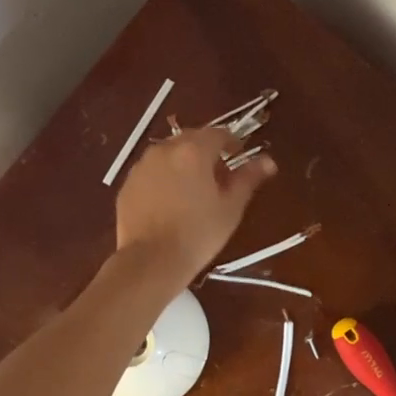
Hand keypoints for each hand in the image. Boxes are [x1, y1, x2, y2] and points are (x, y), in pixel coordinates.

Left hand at [116, 126, 276, 288]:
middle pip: (190, 140)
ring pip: (168, 155)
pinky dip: (162, 179)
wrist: (151, 261)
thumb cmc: (198, 234)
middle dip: (206, 152)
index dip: (232, 143)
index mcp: (193, 151)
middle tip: (217, 177)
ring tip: (192, 191)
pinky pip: (150, 173)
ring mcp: (141, 167)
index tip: (238, 158)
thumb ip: (248, 179)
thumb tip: (268, 161)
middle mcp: (164, 150)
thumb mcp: (230, 208)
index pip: (218, 133)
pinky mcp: (127, 185)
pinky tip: (168, 204)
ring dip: (182, 164)